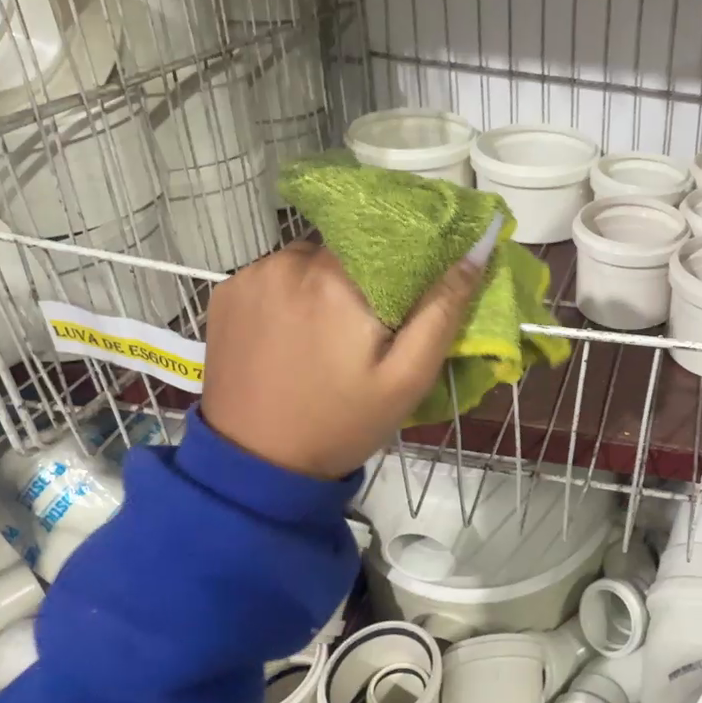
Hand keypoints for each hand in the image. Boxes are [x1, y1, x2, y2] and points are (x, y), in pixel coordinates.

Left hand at [198, 214, 501, 478]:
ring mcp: (252, 275)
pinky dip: (293, 292)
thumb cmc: (342, 422)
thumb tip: (475, 250)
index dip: (407, 258)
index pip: (387, 236)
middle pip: (348, 246)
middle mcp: (290, 263)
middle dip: (366, 275)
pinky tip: (296, 331)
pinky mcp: (226, 292)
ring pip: (311, 258)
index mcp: (338, 279)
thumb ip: (443, 309)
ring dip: (327, 281)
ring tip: (333, 329)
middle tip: (374, 324)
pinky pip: (276, 274)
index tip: (413, 291)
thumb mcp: (409, 376)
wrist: (255, 466)